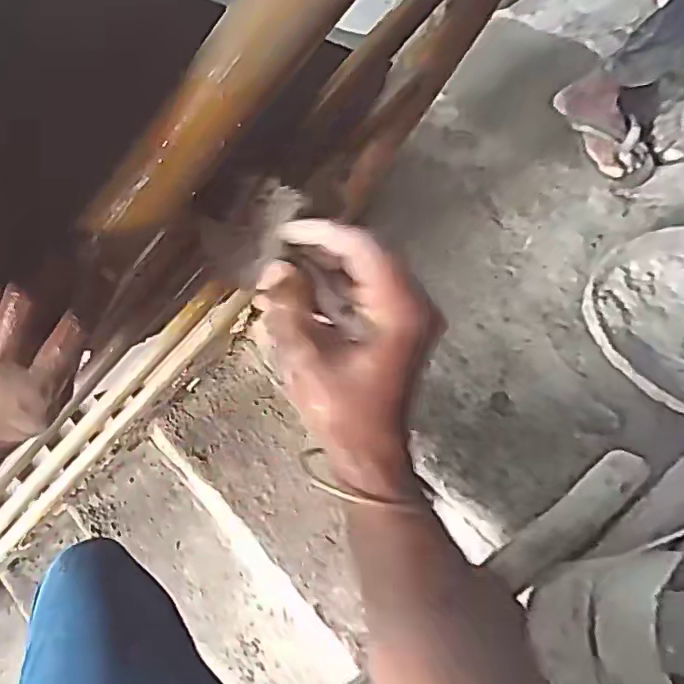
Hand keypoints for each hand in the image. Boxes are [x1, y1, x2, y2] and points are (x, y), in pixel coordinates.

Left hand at [0, 284, 83, 455]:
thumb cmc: (6, 426)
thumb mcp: (47, 414)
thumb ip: (66, 377)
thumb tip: (83, 343)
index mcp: (34, 385)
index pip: (65, 336)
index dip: (80, 309)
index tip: (89, 292)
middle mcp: (2, 363)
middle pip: (20, 303)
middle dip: (36, 286)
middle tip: (43, 282)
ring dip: (0, 294)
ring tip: (5, 302)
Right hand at [255, 220, 440, 499]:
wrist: (367, 452)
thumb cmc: (341, 411)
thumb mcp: (306, 358)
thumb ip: (289, 308)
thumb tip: (274, 269)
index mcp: (399, 309)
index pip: (364, 250)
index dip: (323, 234)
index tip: (286, 232)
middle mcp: (409, 305)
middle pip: (366, 258)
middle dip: (320, 251)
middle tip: (278, 247)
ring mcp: (401, 318)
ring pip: (361, 276)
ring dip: (322, 270)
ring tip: (280, 268)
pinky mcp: (388, 331)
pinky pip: (359, 297)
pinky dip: (328, 291)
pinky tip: (296, 294)